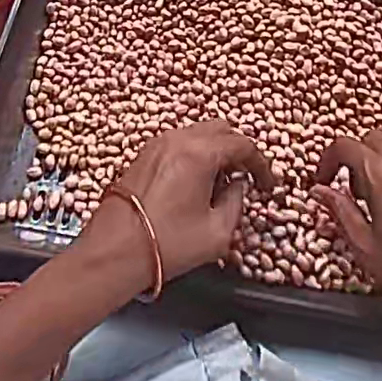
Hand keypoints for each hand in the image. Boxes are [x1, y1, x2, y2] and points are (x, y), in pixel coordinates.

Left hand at [78, 120, 273, 288]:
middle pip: (219, 129)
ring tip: (221, 185)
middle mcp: (176, 139)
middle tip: (247, 179)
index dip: (261, 165)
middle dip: (238, 151)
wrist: (113, 250)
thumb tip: (239, 186)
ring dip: (215, 152)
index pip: (242, 145)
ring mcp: (156, 145)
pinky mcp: (142, 156)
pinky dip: (194, 155)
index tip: (268, 185)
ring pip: (197, 134)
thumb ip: (236, 202)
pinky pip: (178, 144)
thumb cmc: (168, 244)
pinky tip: (196, 184)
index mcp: (199, 153)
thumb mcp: (217, 232)